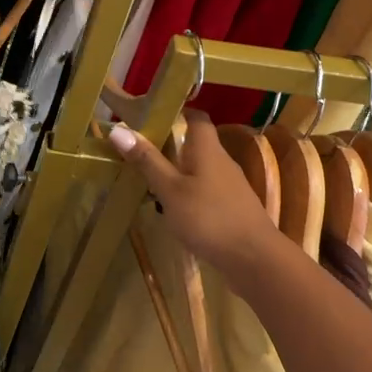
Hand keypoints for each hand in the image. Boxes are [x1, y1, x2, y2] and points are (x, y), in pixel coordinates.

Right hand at [108, 111, 280, 270]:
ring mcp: (229, 185)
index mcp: (208, 150)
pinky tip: (171, 208)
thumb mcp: (170, 190)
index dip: (174, 114)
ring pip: (198, 168)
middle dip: (167, 146)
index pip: (196, 118)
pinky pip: (203, 188)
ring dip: (175, 171)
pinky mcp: (230, 206)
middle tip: (136, 154)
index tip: (147, 121)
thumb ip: (147, 161)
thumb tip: (118, 130)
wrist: (253, 258)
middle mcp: (221, 162)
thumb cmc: (208, 218)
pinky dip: (185, 191)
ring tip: (147, 182)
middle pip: (195, 143)